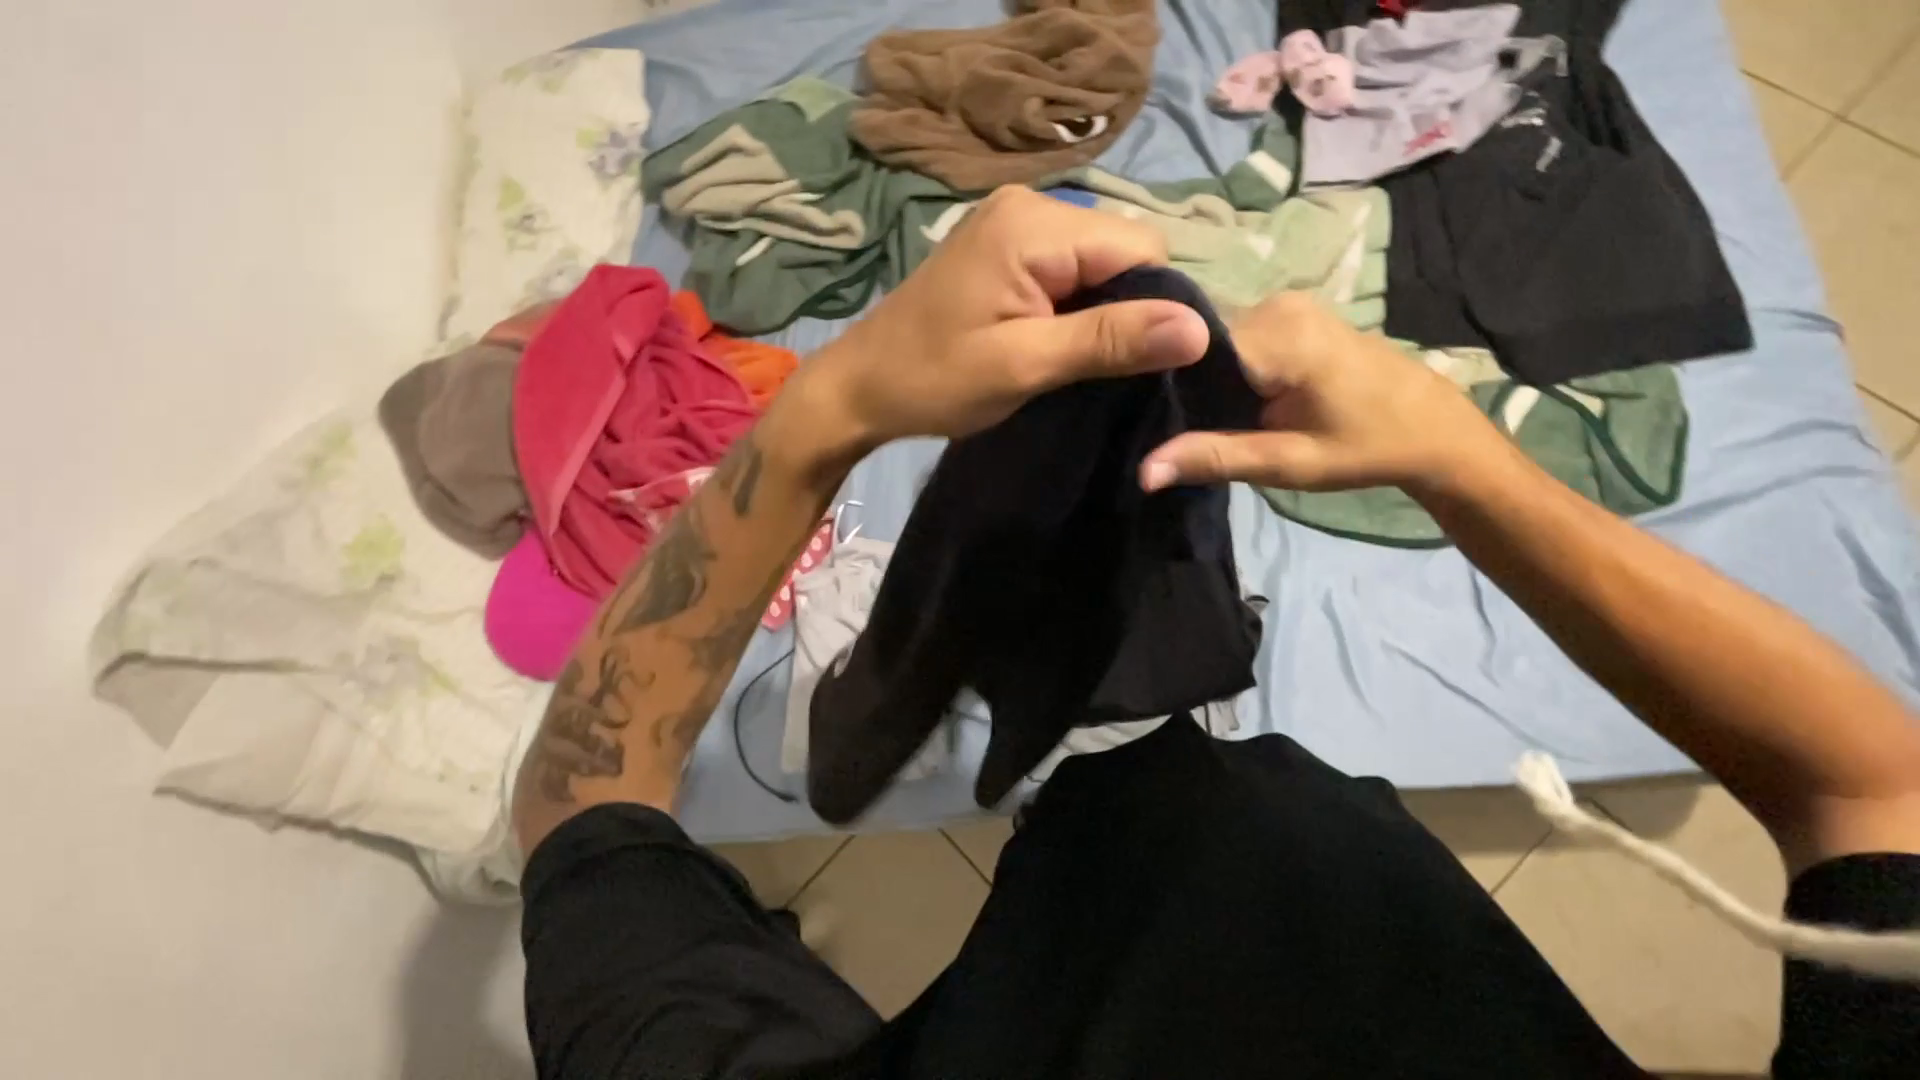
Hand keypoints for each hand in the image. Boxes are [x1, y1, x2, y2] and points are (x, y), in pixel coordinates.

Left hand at [802, 187, 1211, 448]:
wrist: (862, 386)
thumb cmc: (934, 380)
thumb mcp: (1023, 365)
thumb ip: (1109, 340)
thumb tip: (1199, 328)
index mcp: (1034, 224)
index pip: (1142, 249)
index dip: (1153, 307)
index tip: (1135, 365)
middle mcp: (1030, 203)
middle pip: (1123, 250)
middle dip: (1126, 309)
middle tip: (1093, 367)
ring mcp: (1014, 221)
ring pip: (1100, 262)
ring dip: (1100, 312)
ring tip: (1068, 357)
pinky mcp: (1004, 246)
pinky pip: (1069, 268)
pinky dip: (1075, 306)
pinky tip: (1053, 340)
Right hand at [1139, 293, 1501, 494]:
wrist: (1431, 425)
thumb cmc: (1364, 448)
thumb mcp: (1286, 462)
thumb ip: (1213, 457)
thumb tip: (1143, 471)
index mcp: (1277, 335)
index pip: (1186, 349)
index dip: (1164, 386)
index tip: (1150, 420)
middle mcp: (1276, 303)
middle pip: (1196, 342)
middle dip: (1181, 384)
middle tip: (1172, 428)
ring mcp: (1284, 302)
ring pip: (1211, 340)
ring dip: (1200, 379)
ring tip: (1194, 417)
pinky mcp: (1288, 310)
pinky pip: (1233, 335)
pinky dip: (1222, 369)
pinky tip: (1223, 400)